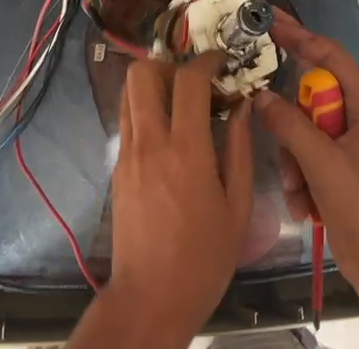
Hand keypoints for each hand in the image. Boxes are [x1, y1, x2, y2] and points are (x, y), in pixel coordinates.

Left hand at [69, 52, 253, 347]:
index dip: (206, 60)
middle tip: (195, 82)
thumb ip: (240, 149)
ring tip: (182, 103)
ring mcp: (127, 153)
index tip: (222, 60)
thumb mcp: (237, 207)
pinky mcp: (116, 166)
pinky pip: (127, 119)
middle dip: (169, 64)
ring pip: (128, 92)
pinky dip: (146, 109)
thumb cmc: (204, 258)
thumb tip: (242, 106)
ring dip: (154, 84)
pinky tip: (170, 131)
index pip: (188, 80)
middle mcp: (150, 142)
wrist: (150, 297)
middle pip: (142, 72)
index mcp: (186, 151)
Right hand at [253, 12, 358, 346]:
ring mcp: (353, 148)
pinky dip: (302, 182)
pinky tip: (308, 210)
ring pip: (304, 133)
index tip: (267, 21)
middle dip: (290, 130)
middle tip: (286, 157)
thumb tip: (260, 96)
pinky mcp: (344, 174)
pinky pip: (310, 161)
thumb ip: (289, 126)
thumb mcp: (323, 166)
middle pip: (309, 100)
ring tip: (302, 195)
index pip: (329, 55)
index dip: (299, 35)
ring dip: (294, 164)